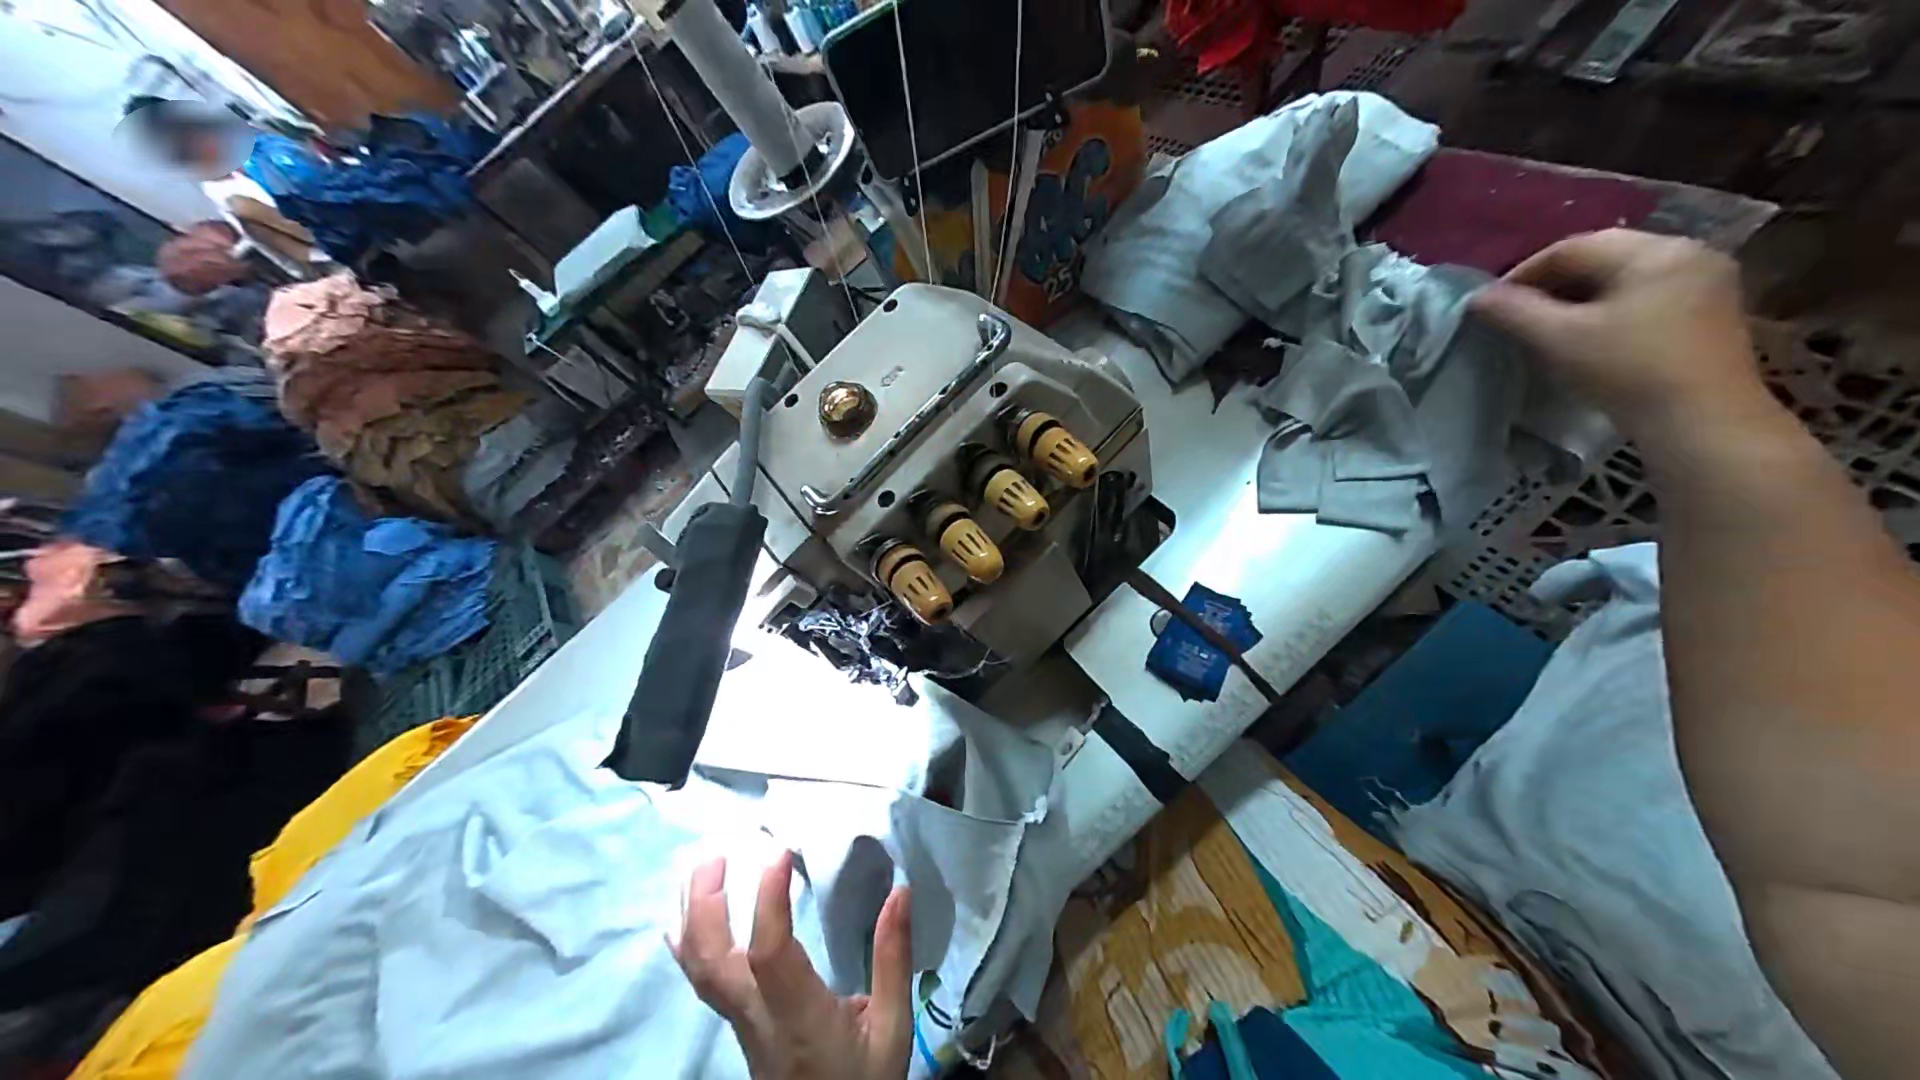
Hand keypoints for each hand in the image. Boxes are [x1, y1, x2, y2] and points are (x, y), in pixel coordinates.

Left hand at [670, 851, 913, 1079]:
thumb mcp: (893, 1027)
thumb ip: (893, 959)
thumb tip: (900, 891)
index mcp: (799, 1016)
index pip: (769, 954)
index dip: (769, 901)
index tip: (781, 853)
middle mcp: (758, 1017)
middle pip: (712, 962)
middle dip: (706, 904)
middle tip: (718, 854)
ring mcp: (741, 1022)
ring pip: (698, 970)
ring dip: (693, 915)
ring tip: (702, 868)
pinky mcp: (738, 1023)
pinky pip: (702, 979)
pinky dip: (688, 942)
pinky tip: (684, 916)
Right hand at [1470, 229, 1766, 437]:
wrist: (1702, 418)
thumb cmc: (1627, 370)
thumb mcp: (1557, 339)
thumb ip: (1513, 312)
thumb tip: (1477, 297)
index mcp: (1653, 252)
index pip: (1571, 248)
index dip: (1522, 273)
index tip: (1491, 305)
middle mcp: (1687, 251)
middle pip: (1601, 256)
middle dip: (1551, 281)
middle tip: (1515, 313)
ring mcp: (1706, 279)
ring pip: (1623, 275)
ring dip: (1578, 294)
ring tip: (1547, 324)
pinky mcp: (1711, 308)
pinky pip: (1645, 292)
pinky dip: (1608, 305)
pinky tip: (1589, 332)